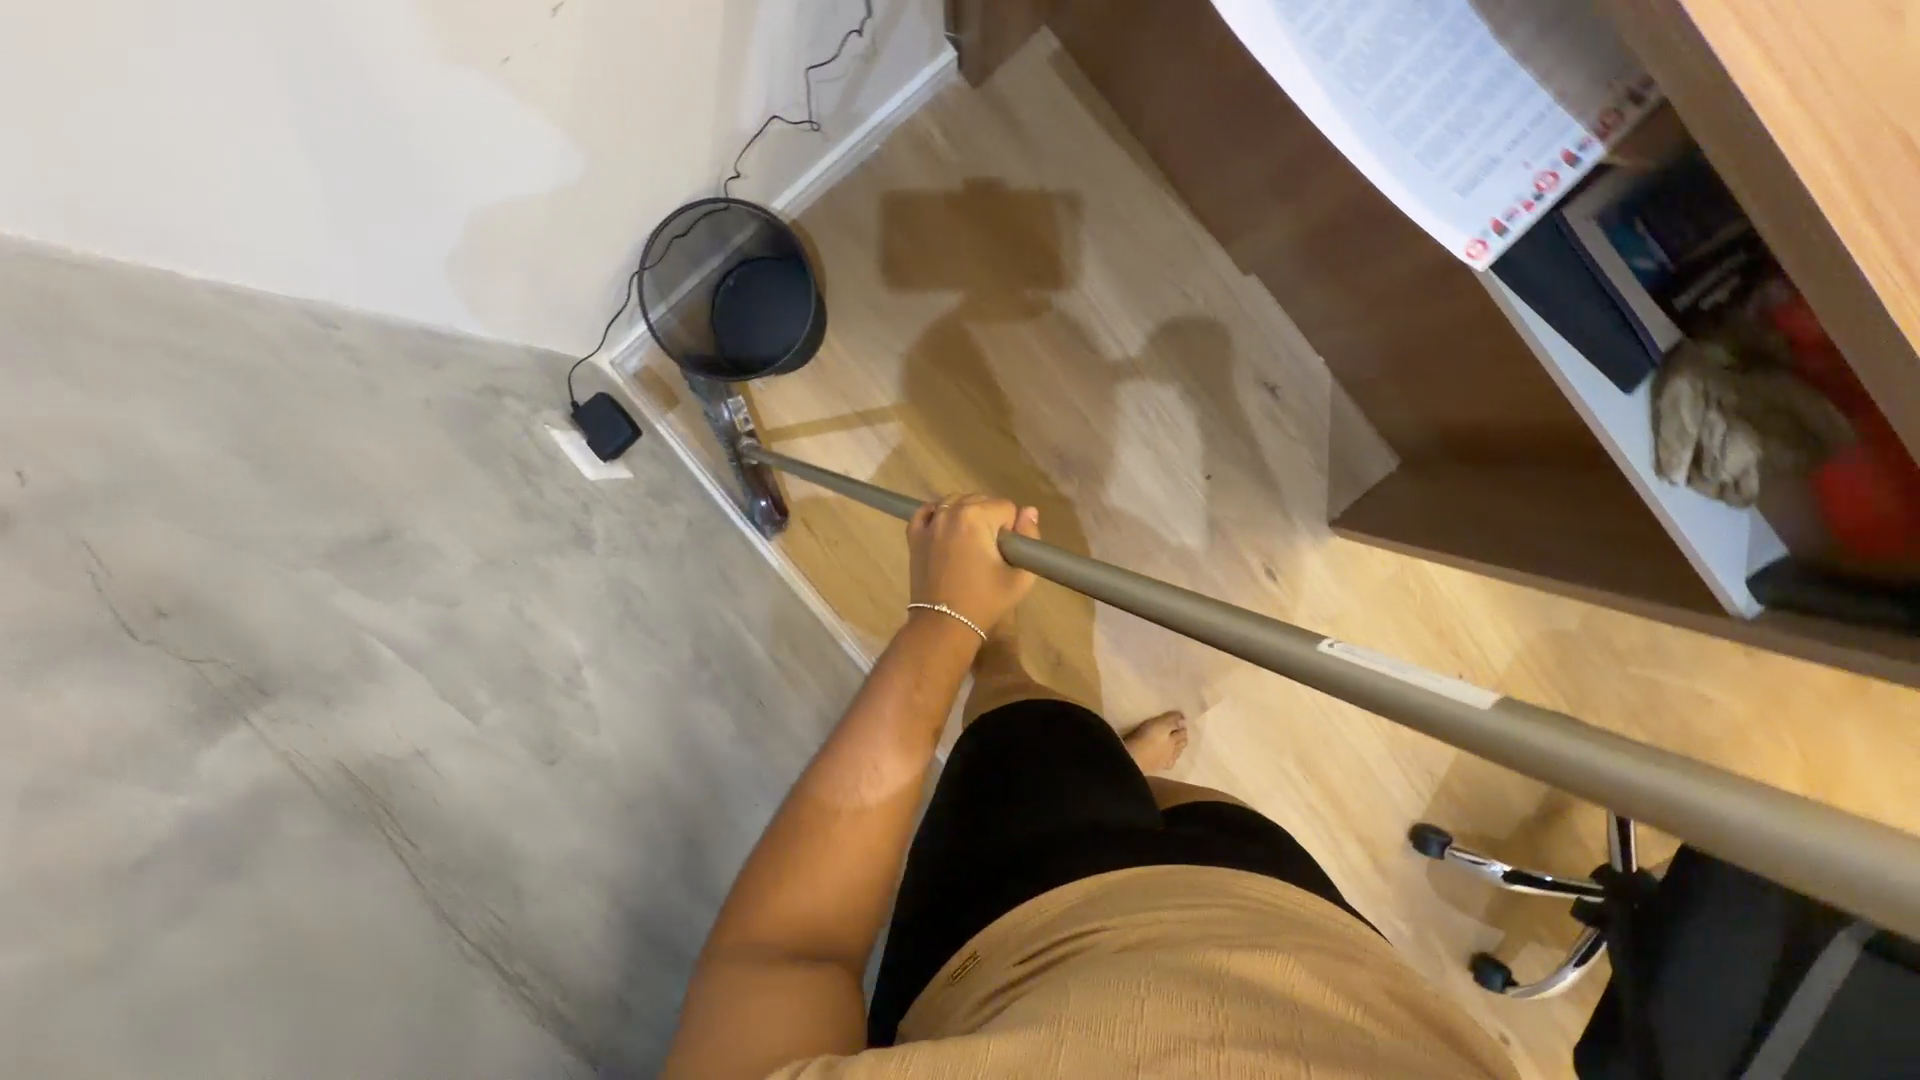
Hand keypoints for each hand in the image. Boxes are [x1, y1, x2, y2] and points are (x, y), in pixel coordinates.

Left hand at [907, 494, 1040, 633]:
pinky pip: (926, 512)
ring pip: (955, 502)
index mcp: (976, 517)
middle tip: (991, 552)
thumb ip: (1029, 537)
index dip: (1012, 529)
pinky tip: (946, 528)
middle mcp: (951, 511)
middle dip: (991, 520)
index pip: (1006, 507)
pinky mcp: (914, 536)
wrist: (944, 624)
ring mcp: (930, 523)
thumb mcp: (1020, 576)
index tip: (1007, 552)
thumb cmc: (986, 601)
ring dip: (967, 515)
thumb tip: (1029, 511)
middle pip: (981, 500)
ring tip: (972, 543)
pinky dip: (938, 514)